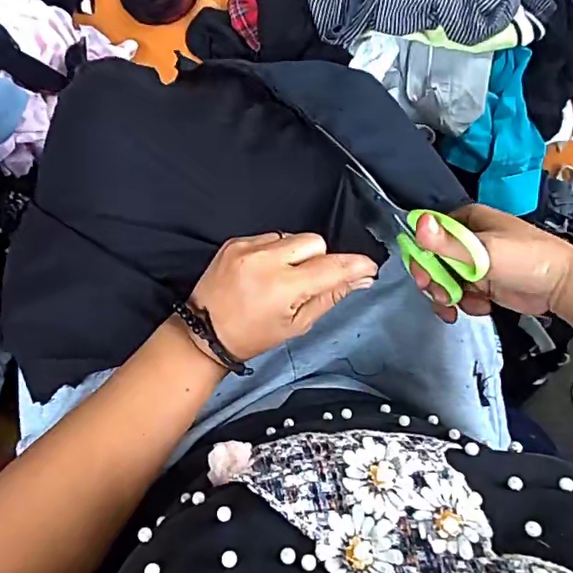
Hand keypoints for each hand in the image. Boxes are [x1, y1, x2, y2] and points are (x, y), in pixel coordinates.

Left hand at [188, 232, 378, 361]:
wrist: (204, 332)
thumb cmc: (250, 336)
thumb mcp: (297, 324)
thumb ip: (331, 296)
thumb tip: (361, 279)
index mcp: (282, 287)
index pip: (331, 267)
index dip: (355, 266)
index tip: (369, 268)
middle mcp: (264, 261)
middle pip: (315, 242)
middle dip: (320, 260)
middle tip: (308, 283)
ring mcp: (247, 248)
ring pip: (294, 237)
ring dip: (297, 255)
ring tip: (282, 279)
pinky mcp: (235, 241)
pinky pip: (271, 236)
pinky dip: (276, 252)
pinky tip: (265, 272)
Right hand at [408, 204, 572, 322]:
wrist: (562, 286)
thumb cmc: (531, 259)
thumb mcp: (485, 251)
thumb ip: (450, 243)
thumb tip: (419, 224)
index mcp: (469, 220)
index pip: (430, 234)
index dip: (422, 255)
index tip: (424, 276)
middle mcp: (470, 239)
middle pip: (434, 260)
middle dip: (435, 281)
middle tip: (443, 295)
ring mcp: (477, 262)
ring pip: (445, 280)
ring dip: (448, 296)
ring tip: (460, 304)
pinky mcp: (484, 283)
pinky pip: (461, 294)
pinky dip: (465, 304)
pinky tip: (479, 307)